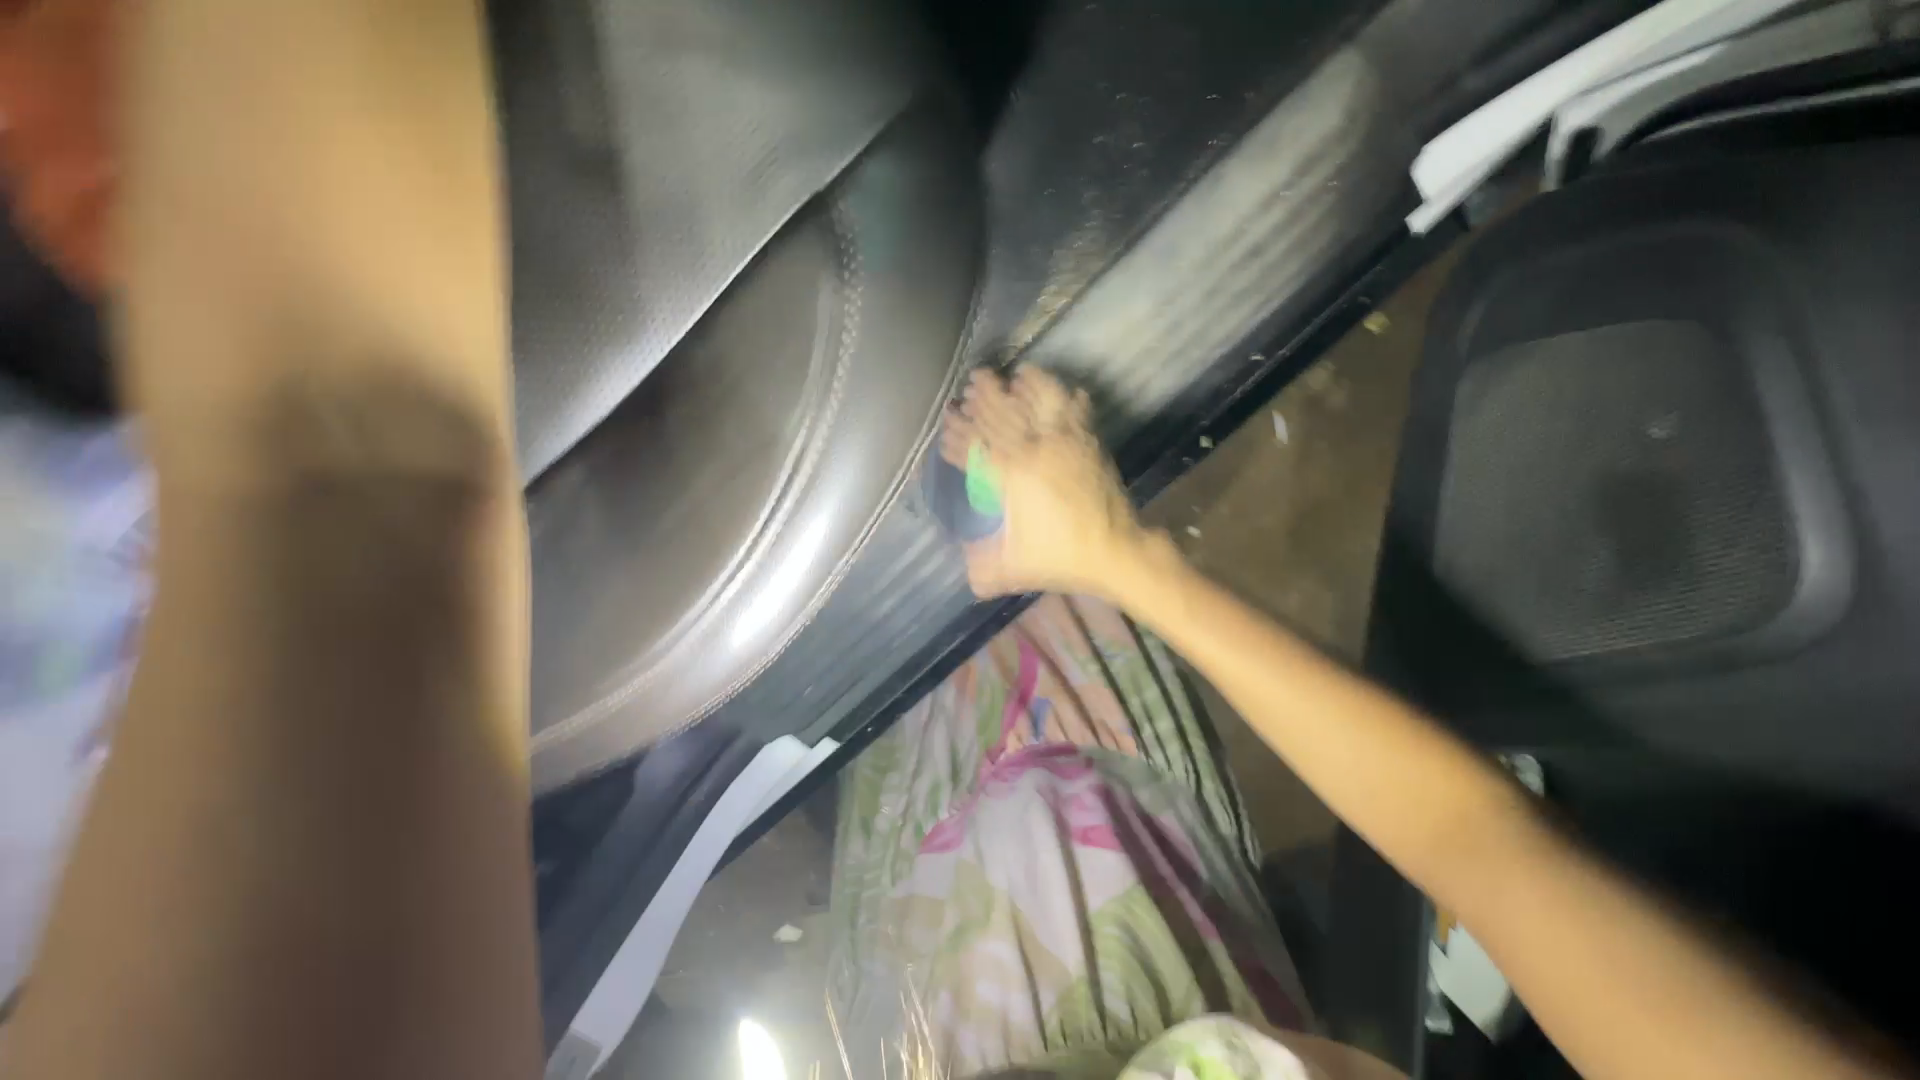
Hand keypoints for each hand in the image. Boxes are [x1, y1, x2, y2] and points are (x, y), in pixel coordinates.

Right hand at [942, 367, 1156, 598]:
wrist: (1116, 551)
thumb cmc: (1062, 558)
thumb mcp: (1013, 567)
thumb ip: (981, 564)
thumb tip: (965, 557)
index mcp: (1012, 475)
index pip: (977, 444)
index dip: (959, 433)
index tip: (947, 422)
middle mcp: (1036, 449)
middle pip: (1004, 413)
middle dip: (984, 397)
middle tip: (970, 385)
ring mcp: (1066, 441)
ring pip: (1041, 400)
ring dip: (1025, 386)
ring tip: (1015, 374)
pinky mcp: (1090, 442)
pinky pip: (1075, 409)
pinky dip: (1065, 395)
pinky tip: (1062, 389)